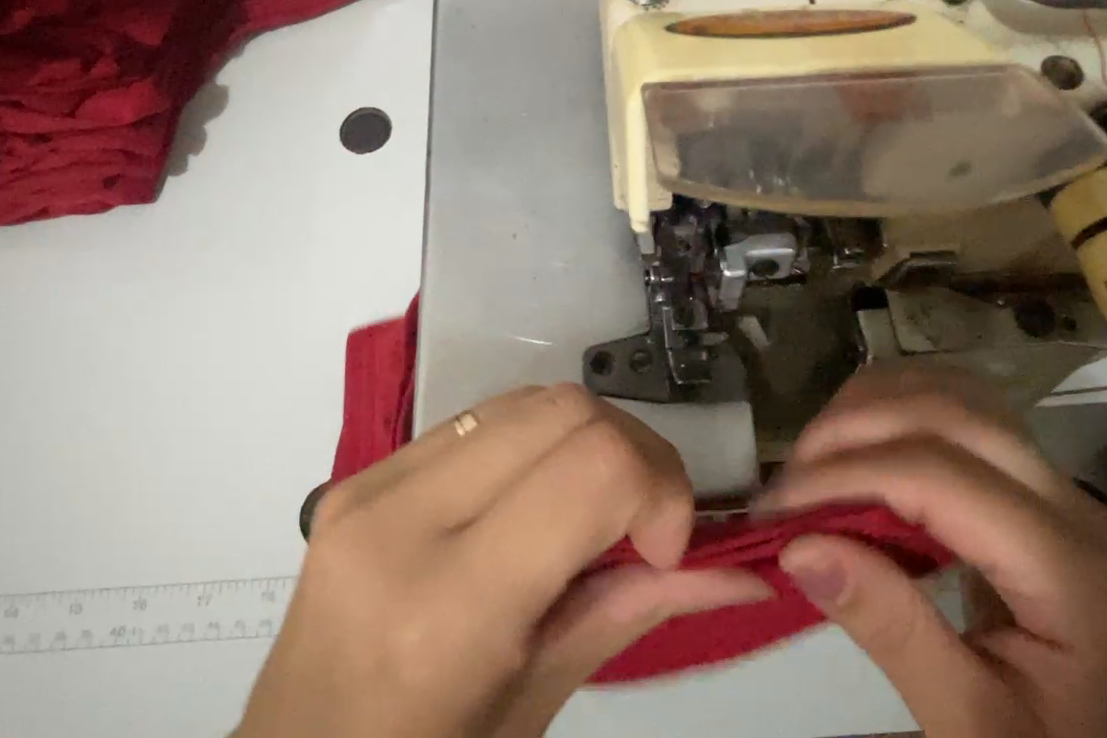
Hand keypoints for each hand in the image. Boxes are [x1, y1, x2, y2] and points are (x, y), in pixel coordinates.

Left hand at [237, 384, 769, 737]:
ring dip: (586, 441)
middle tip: (643, 528)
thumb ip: (632, 614)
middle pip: (565, 411)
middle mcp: (400, 520)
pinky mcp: (363, 472)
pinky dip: (536, 442)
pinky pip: (479, 419)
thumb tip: (743, 570)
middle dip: (635, 455)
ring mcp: (371, 484)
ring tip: (591, 514)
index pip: (592, 470)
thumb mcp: (534, 707)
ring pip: (526, 400)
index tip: (664, 552)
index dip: (660, 491)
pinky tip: (536, 499)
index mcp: (445, 607)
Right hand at [759, 364, 1106, 737]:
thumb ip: (893, 632)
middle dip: (855, 427)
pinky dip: (906, 412)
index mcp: (1077, 573)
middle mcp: (1083, 511)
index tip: (775, 508)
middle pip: (957, 414)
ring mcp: (1069, 496)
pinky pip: (972, 419)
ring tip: (817, 455)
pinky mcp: (1046, 496)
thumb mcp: (973, 725)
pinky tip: (865, 444)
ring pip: (966, 398)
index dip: (847, 474)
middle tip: (788, 477)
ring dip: (879, 406)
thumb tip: (798, 547)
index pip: (943, 476)